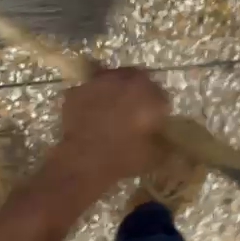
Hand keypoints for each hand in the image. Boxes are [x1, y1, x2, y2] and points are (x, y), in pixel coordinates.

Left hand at [54, 67, 170, 183]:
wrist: (83, 161)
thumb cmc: (124, 158)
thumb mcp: (155, 155)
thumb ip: (163, 140)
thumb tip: (164, 138)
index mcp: (147, 92)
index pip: (160, 94)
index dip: (158, 108)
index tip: (155, 121)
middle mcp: (123, 80)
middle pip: (135, 79)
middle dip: (137, 93)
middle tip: (134, 112)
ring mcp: (96, 82)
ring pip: (111, 80)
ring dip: (114, 92)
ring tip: (112, 111)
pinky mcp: (76, 91)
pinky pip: (89, 91)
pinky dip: (93, 99)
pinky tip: (91, 114)